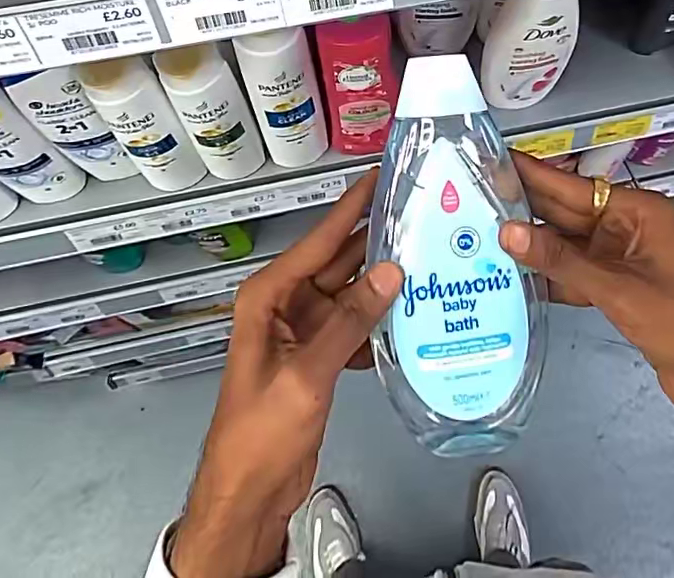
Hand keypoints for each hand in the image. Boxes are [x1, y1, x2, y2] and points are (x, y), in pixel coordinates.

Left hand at [169, 174, 402, 577]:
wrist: (248, 496)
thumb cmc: (259, 433)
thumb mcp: (305, 374)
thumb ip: (349, 321)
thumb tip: (391, 273)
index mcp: (269, 295)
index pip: (318, 240)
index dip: (350, 207)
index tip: (377, 178)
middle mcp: (286, 302)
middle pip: (338, 261)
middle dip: (375, 239)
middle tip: (416, 215)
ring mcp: (304, 327)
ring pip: (350, 292)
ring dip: (382, 281)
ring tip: (425, 258)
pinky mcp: (319, 352)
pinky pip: (354, 323)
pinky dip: (378, 319)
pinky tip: (410, 314)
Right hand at [499, 152, 673, 458]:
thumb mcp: (623, 291)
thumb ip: (562, 261)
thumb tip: (506, 232)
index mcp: (637, 212)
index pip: (572, 186)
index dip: (530, 173)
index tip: (490, 158)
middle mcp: (625, 228)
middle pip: (564, 213)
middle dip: (521, 207)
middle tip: (468, 196)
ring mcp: (620, 260)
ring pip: (565, 245)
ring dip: (530, 244)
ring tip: (477, 234)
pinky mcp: (616, 289)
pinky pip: (573, 274)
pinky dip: (547, 276)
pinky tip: (511, 276)